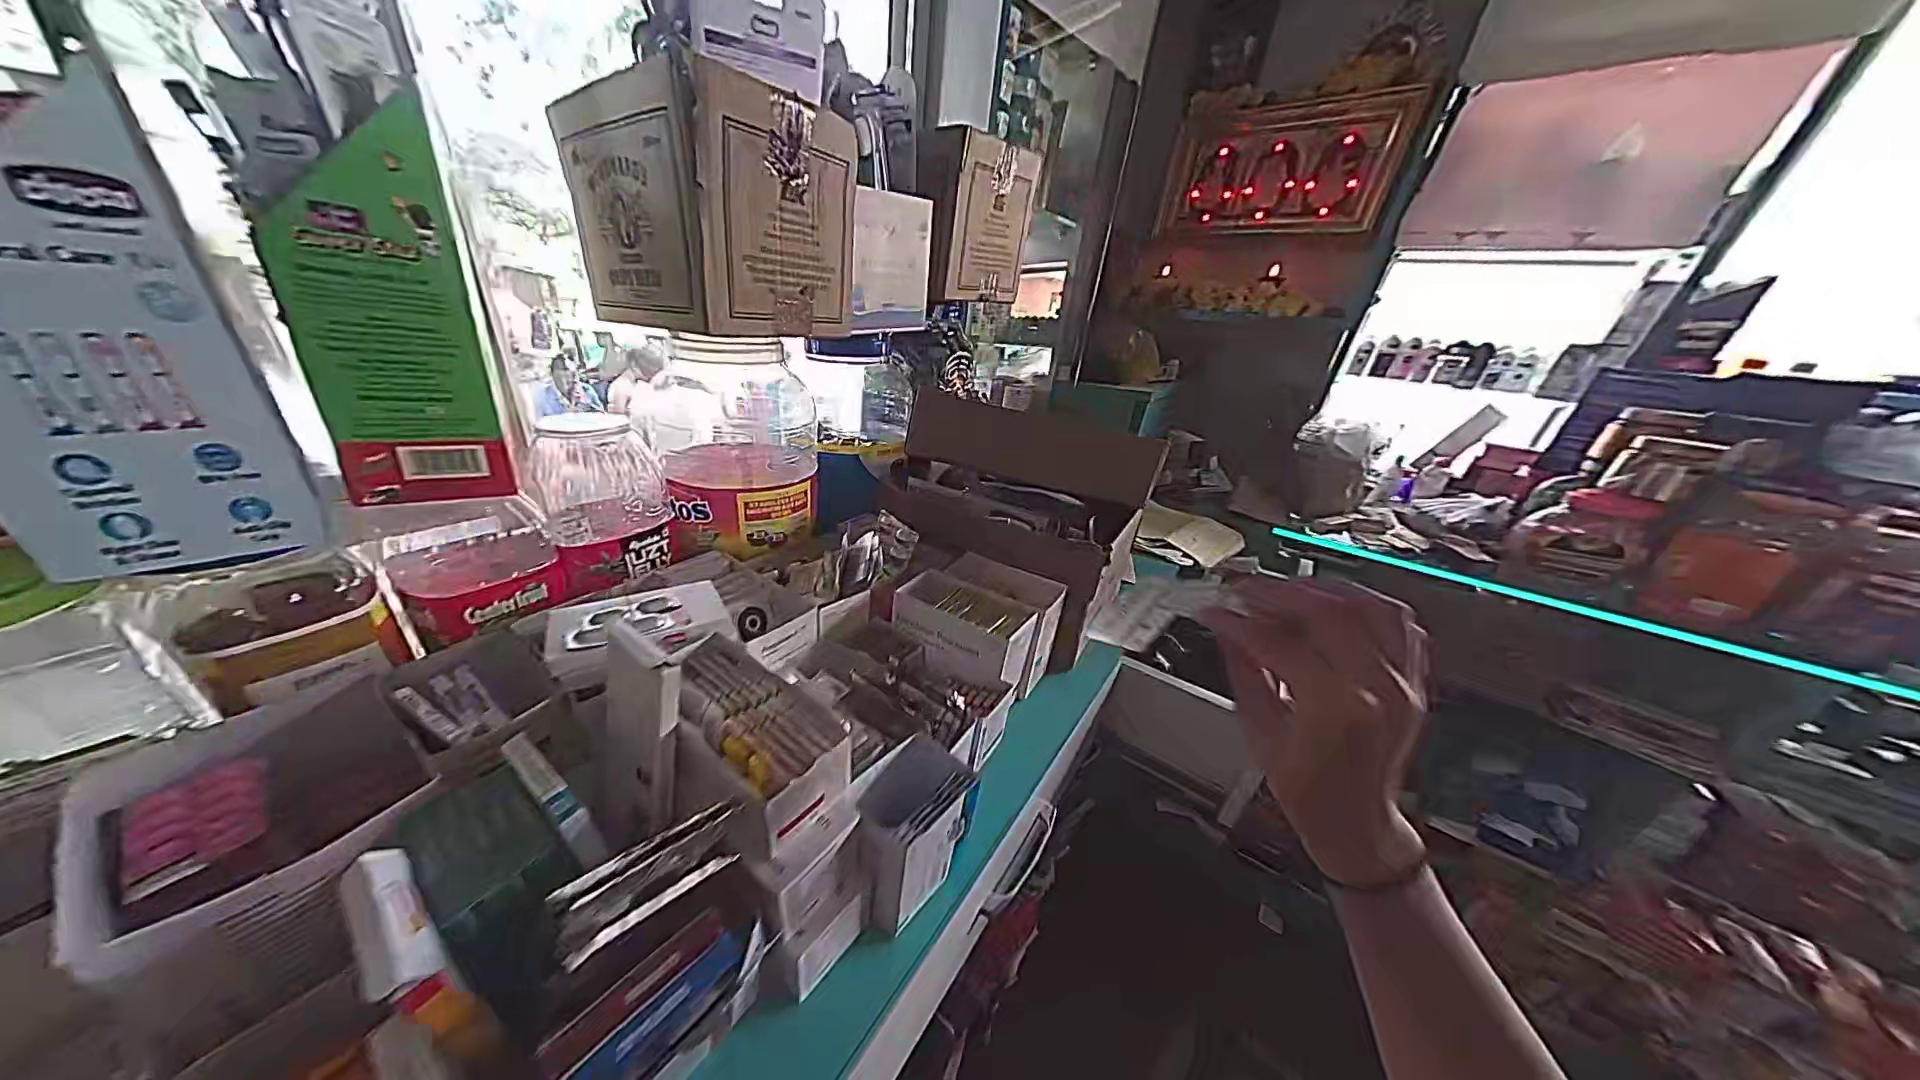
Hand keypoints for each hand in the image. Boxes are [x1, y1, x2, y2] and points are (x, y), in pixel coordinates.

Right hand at [1202, 577, 1429, 887]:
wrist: (1355, 823)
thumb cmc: (1309, 792)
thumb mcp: (1259, 732)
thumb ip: (1243, 671)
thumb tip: (1226, 631)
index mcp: (1333, 709)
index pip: (1277, 642)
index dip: (1238, 622)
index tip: (1215, 612)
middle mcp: (1376, 689)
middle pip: (1329, 612)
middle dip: (1279, 593)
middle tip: (1247, 592)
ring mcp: (1402, 684)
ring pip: (1370, 607)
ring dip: (1325, 590)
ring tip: (1290, 589)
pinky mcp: (1412, 683)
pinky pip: (1400, 624)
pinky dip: (1367, 605)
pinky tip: (1338, 604)